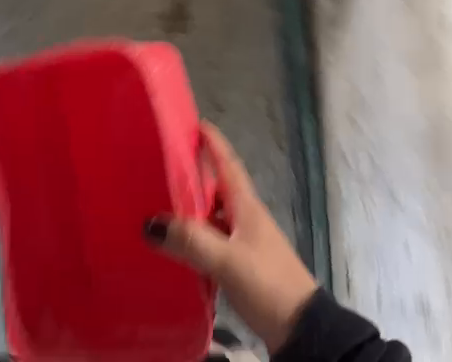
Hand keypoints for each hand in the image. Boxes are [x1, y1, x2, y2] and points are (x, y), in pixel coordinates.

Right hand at [145, 123, 318, 351]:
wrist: (302, 329)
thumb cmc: (268, 282)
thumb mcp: (226, 259)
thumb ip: (190, 240)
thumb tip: (149, 222)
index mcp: (246, 206)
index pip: (228, 164)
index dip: (213, 142)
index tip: (195, 122)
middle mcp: (246, 218)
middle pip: (217, 187)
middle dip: (194, 173)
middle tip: (163, 163)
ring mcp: (246, 243)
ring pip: (214, 215)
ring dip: (192, 208)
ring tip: (160, 203)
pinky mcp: (243, 267)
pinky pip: (213, 241)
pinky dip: (195, 237)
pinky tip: (177, 246)